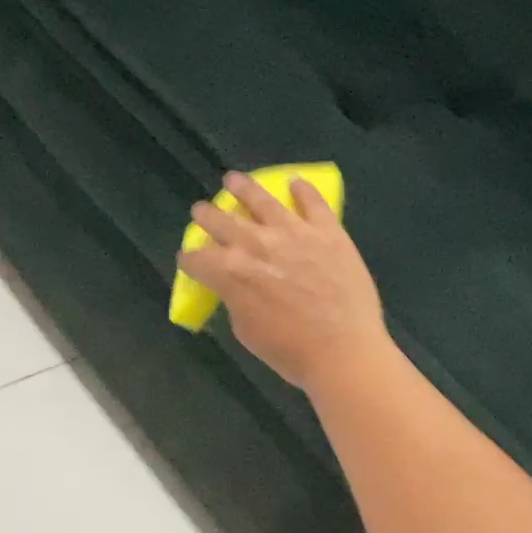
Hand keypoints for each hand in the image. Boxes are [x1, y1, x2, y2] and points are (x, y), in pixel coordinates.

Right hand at [179, 171, 393, 391]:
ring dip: (243, 188)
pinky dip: (303, 190)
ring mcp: (294, 232)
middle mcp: (256, 244)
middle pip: (222, 221)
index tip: (189, 260)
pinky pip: (313, 202)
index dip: (190, 260)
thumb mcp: (247, 331)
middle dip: (206, 216)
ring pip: (262, 200)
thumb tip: (239, 289)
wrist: (343, 349)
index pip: (198, 260)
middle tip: (201, 210)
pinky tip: (296, 183)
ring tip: (233, 180)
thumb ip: (238, 301)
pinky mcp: (327, 231)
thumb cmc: (291, 352)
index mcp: (230, 272)